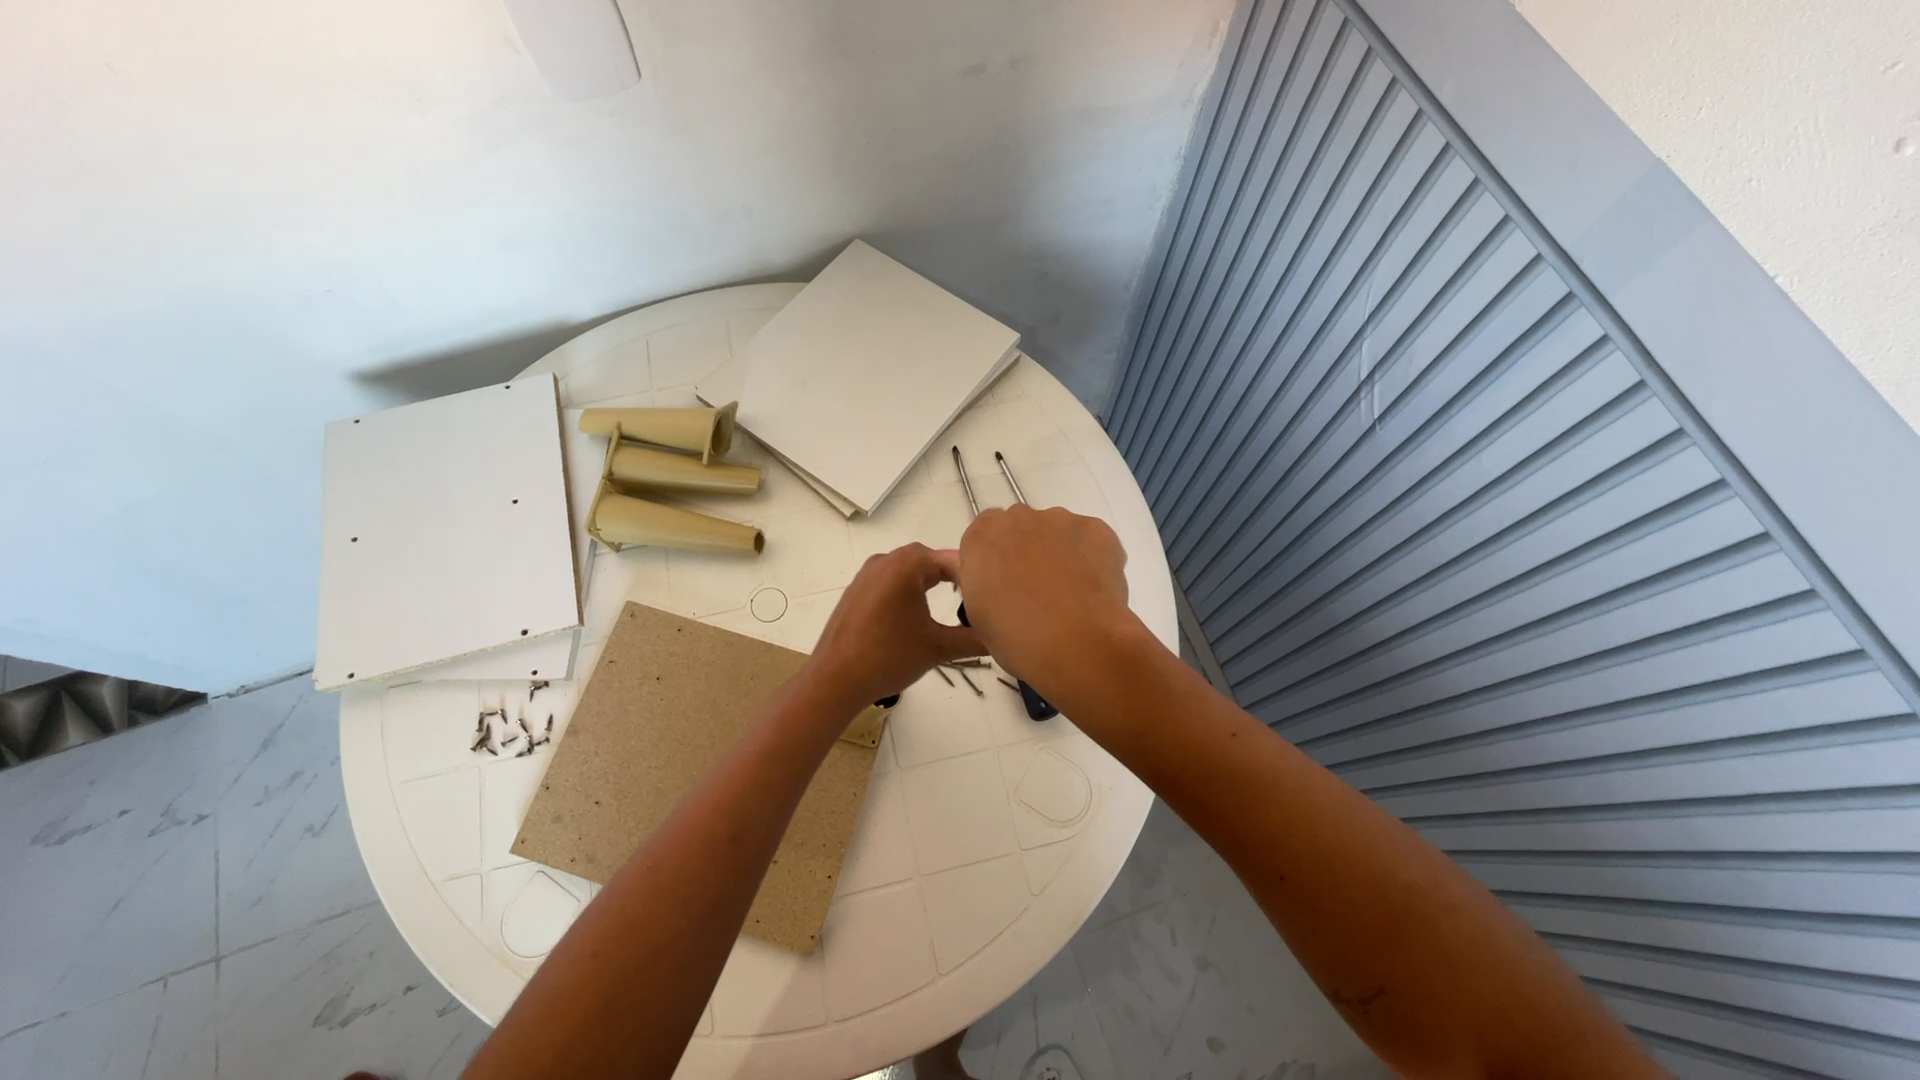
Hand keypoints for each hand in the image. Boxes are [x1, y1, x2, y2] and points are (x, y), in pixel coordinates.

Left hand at [806, 543, 983, 707]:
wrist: (834, 680)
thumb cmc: (888, 657)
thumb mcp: (939, 647)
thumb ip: (975, 639)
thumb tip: (1002, 636)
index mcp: (907, 564)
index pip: (956, 560)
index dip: (979, 578)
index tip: (995, 598)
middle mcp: (886, 559)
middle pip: (934, 562)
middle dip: (958, 580)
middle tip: (979, 604)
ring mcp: (868, 574)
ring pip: (912, 572)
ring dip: (934, 586)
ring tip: (955, 611)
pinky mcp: (857, 590)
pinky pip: (893, 582)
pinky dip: (911, 593)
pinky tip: (920, 618)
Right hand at [956, 505, 1142, 697]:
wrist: (1076, 645)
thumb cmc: (1016, 637)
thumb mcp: (977, 616)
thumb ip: (975, 582)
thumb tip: (979, 574)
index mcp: (981, 536)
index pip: (983, 537)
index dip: (995, 562)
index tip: (1003, 587)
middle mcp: (1018, 518)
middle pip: (1020, 528)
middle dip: (1026, 552)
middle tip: (1036, 592)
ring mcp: (1060, 519)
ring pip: (1056, 531)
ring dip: (1059, 553)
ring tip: (1069, 595)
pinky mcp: (1096, 529)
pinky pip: (1088, 539)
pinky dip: (1090, 557)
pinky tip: (1091, 590)